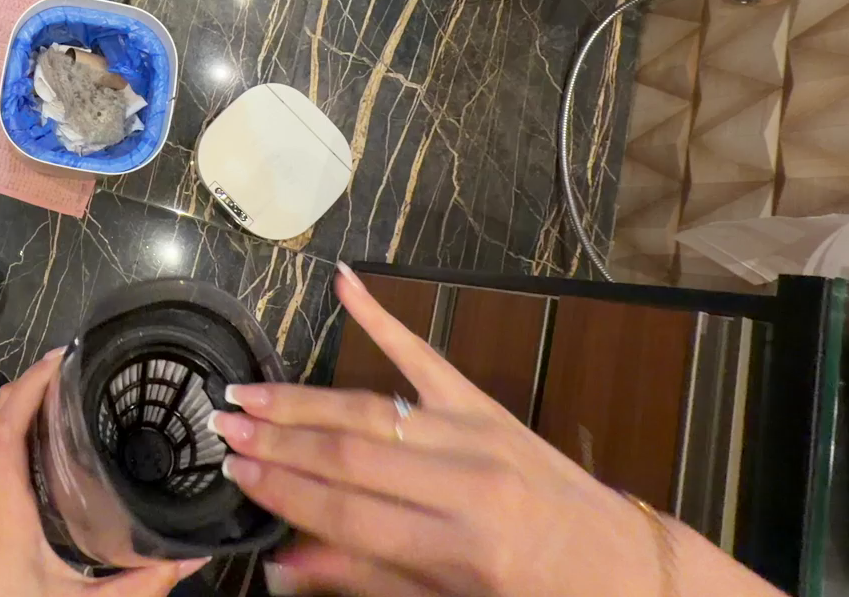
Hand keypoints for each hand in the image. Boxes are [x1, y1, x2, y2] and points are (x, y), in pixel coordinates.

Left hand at [0, 348, 207, 596]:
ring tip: (72, 386)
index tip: (66, 355)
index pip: (9, 421)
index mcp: (5, 502)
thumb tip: (190, 556)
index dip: (34, 381)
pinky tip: (55, 433)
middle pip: (1, 413)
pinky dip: (21, 425)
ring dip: (27, 399)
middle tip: (81, 364)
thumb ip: (138, 586)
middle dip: (35, 379)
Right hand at [207, 265, 658, 596]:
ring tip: (249, 390)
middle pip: (353, 451)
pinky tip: (345, 281)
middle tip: (224, 420)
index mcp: (465, 550)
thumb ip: (364, 577)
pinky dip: (381, 315)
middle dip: (281, 437)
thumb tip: (282, 567)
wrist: (624, 569)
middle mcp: (468, 483)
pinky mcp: (481, 401)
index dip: (286, 490)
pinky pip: (423, 354)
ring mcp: (475, 431)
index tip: (235, 469)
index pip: (352, 512)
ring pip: (371, 406)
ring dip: (302, 397)